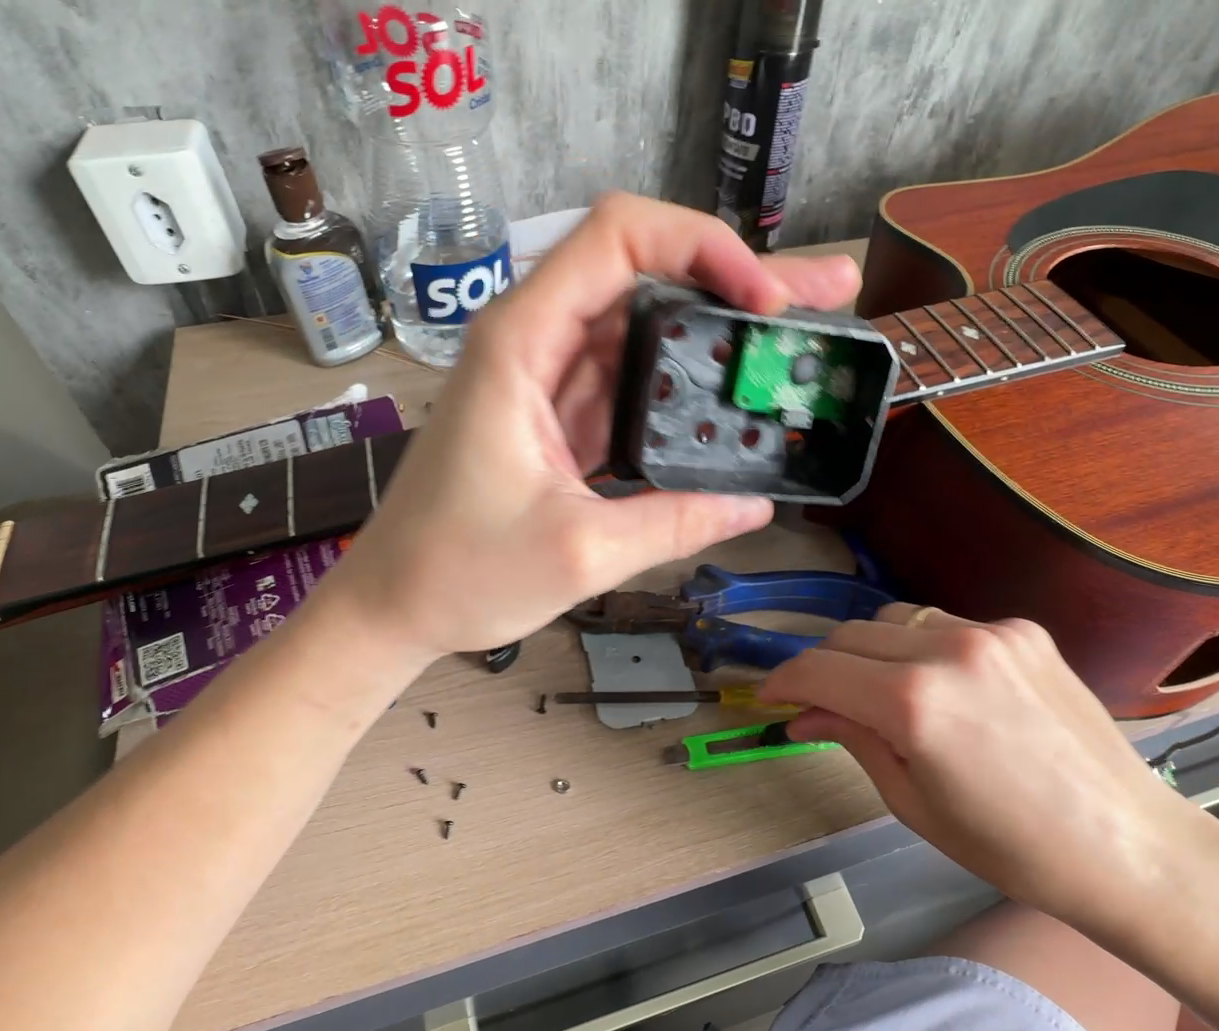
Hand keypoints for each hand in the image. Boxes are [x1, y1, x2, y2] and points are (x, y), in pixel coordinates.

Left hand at [325, 193, 862, 658]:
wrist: (393, 605)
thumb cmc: (457, 572)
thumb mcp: (580, 552)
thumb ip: (674, 522)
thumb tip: (754, 503)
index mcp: (521, 342)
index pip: (617, 236)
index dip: (701, 245)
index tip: (762, 299)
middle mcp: (535, 342)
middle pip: (645, 276)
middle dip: (737, 281)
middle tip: (825, 296)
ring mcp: (548, 379)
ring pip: (646, 328)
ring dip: (720, 332)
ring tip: (799, 343)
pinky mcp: (559, 416)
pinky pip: (632, 381)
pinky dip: (687, 383)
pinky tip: (738, 395)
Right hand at [762, 604, 1209, 921]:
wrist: (1126, 844)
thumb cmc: (1010, 847)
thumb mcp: (911, 802)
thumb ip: (850, 738)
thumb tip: (803, 714)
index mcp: (915, 704)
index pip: (819, 668)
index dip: (783, 681)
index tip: (768, 696)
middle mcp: (948, 650)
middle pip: (850, 634)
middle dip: (824, 666)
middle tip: (820, 704)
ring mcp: (991, 633)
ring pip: (896, 618)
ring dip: (871, 649)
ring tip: (880, 692)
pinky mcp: (1023, 630)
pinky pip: (946, 623)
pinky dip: (923, 647)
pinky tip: (942, 686)